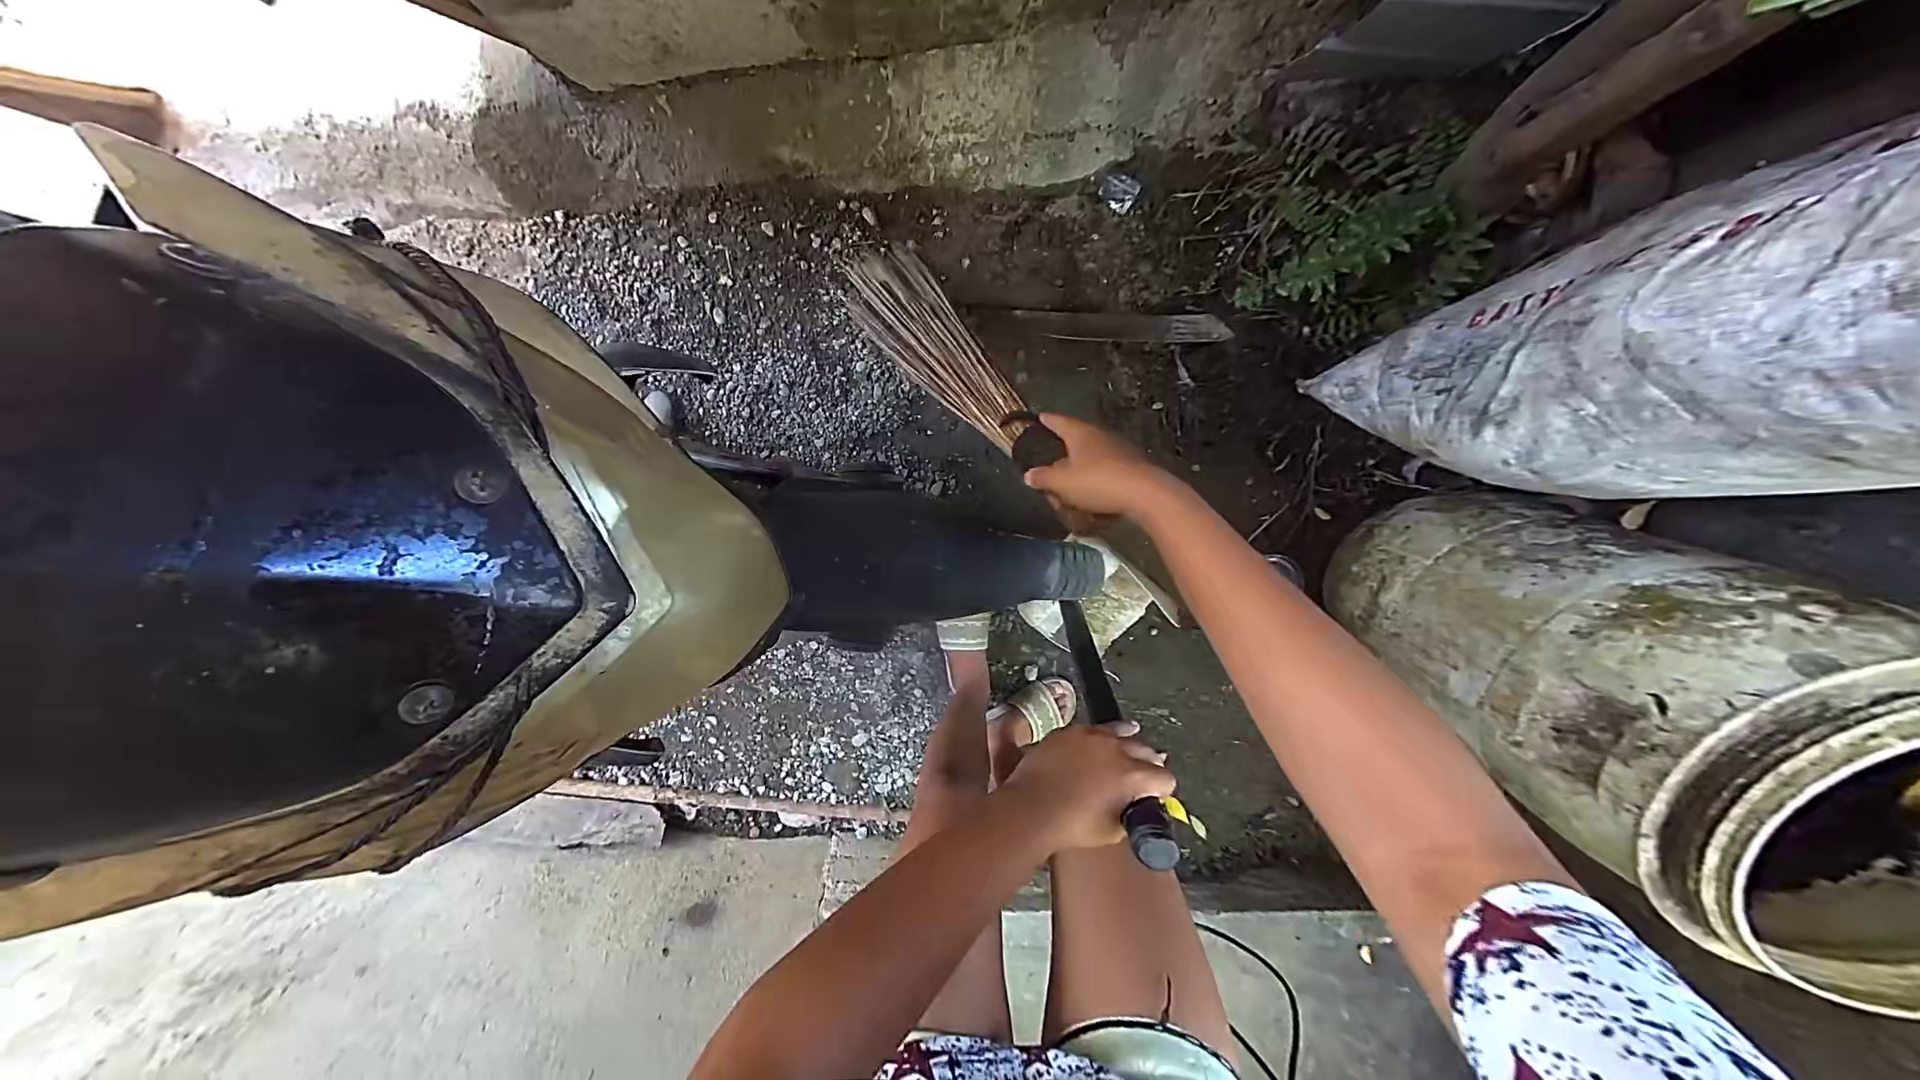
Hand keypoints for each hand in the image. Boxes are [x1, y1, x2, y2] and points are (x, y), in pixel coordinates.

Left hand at [999, 722, 1176, 850]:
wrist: (1031, 808)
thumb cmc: (1071, 825)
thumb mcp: (1112, 830)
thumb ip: (1131, 815)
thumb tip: (1135, 808)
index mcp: (1132, 775)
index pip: (1164, 778)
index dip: (1163, 789)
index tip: (1156, 795)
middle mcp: (1116, 749)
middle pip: (1146, 750)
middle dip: (1149, 764)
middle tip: (1143, 777)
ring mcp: (1091, 736)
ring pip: (1121, 732)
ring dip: (1129, 742)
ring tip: (1131, 747)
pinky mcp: (1070, 732)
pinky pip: (1094, 729)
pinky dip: (1102, 736)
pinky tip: (1101, 741)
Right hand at [1021, 413, 1179, 519]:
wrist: (1144, 493)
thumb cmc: (1097, 481)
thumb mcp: (1062, 483)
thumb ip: (1043, 478)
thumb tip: (1029, 474)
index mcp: (1081, 433)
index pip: (1060, 421)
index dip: (1048, 421)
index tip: (1041, 417)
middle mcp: (1101, 435)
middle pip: (1079, 437)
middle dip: (1066, 446)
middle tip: (1053, 454)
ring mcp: (1120, 450)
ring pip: (1095, 454)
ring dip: (1083, 464)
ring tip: (1072, 478)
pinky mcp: (1134, 467)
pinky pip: (1109, 470)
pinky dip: (1098, 478)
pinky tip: (1094, 491)